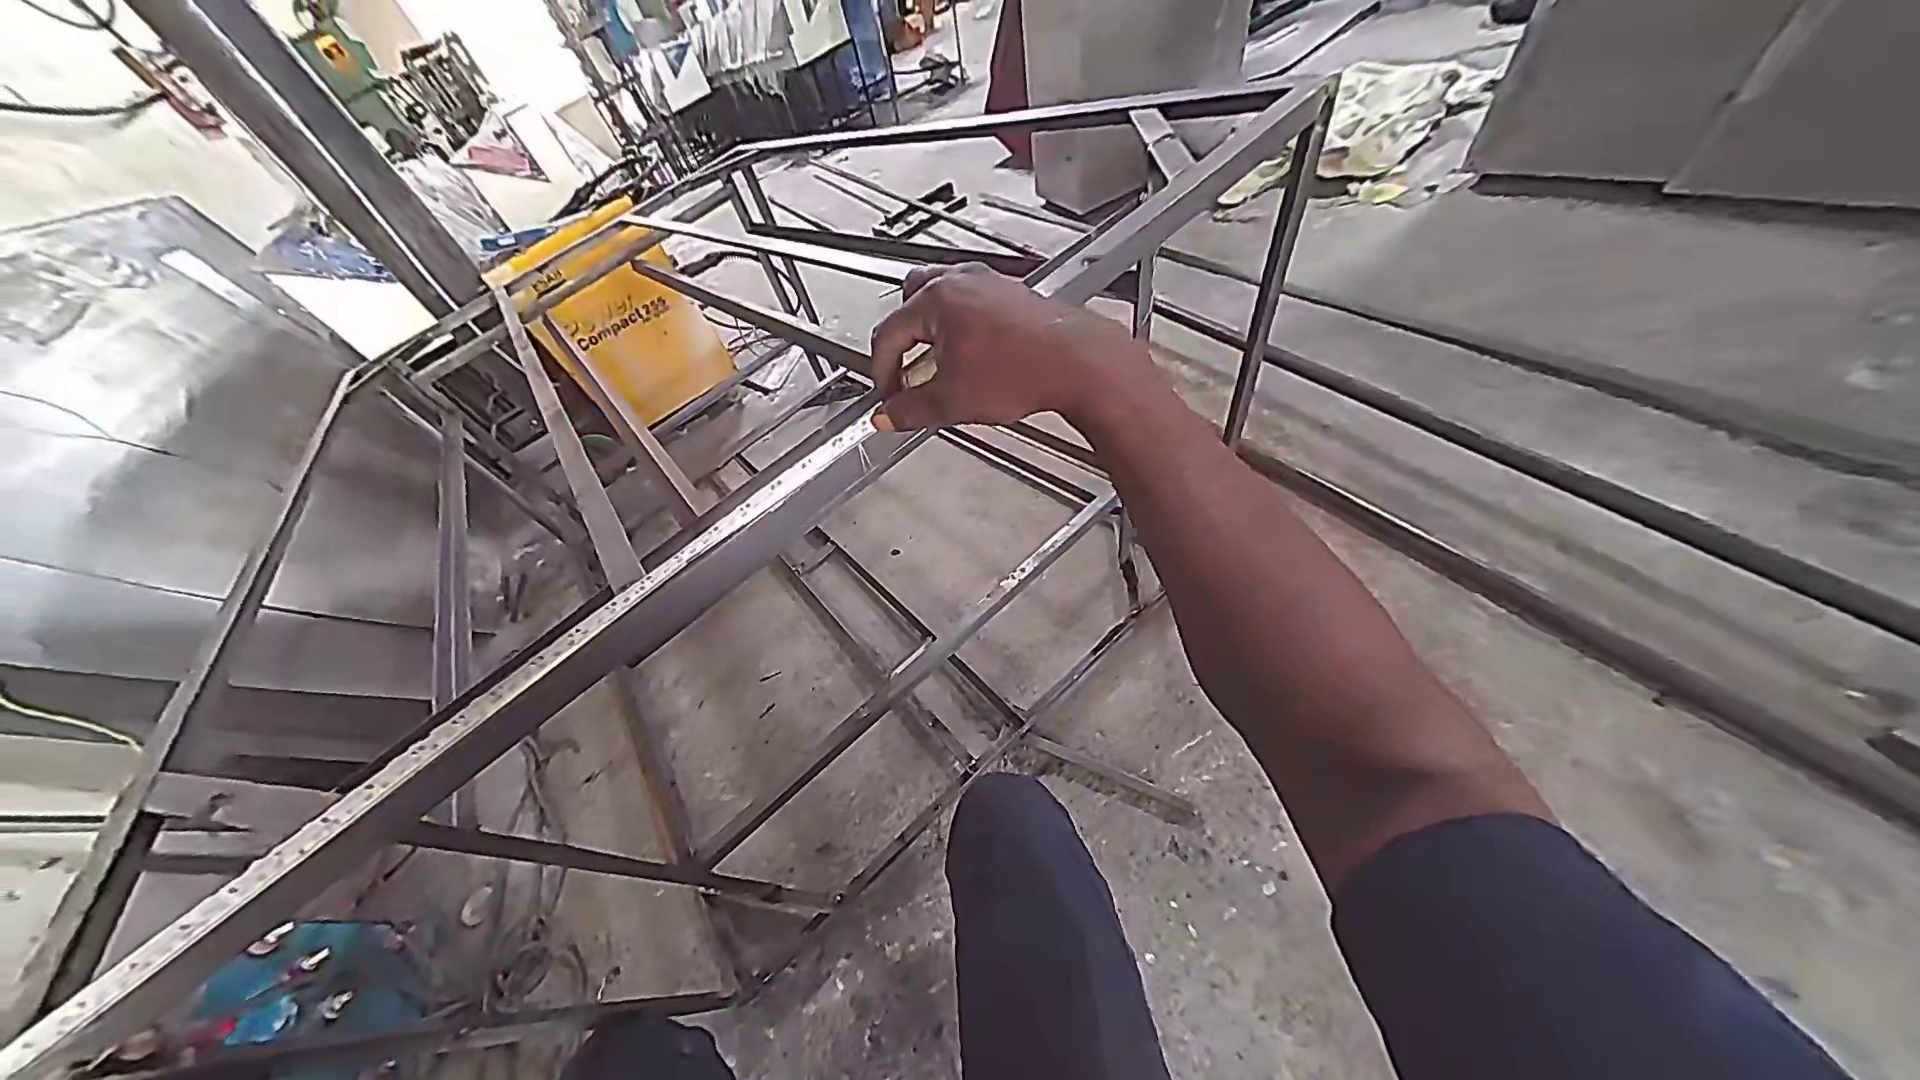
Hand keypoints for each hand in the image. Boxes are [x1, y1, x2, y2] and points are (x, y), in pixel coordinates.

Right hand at [868, 263, 1155, 431]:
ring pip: (943, 299)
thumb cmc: (1026, 370)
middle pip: (911, 302)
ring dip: (932, 331)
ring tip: (938, 365)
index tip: (888, 395)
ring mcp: (991, 285)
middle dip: (903, 340)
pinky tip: (973, 357)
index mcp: (938, 300)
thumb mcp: (952, 401)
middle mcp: (963, 282)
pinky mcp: (1014, 296)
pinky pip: (973, 304)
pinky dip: (962, 328)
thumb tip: (889, 415)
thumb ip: (910, 409)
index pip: (889, 333)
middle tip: (905, 371)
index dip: (882, 371)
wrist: (1079, 365)